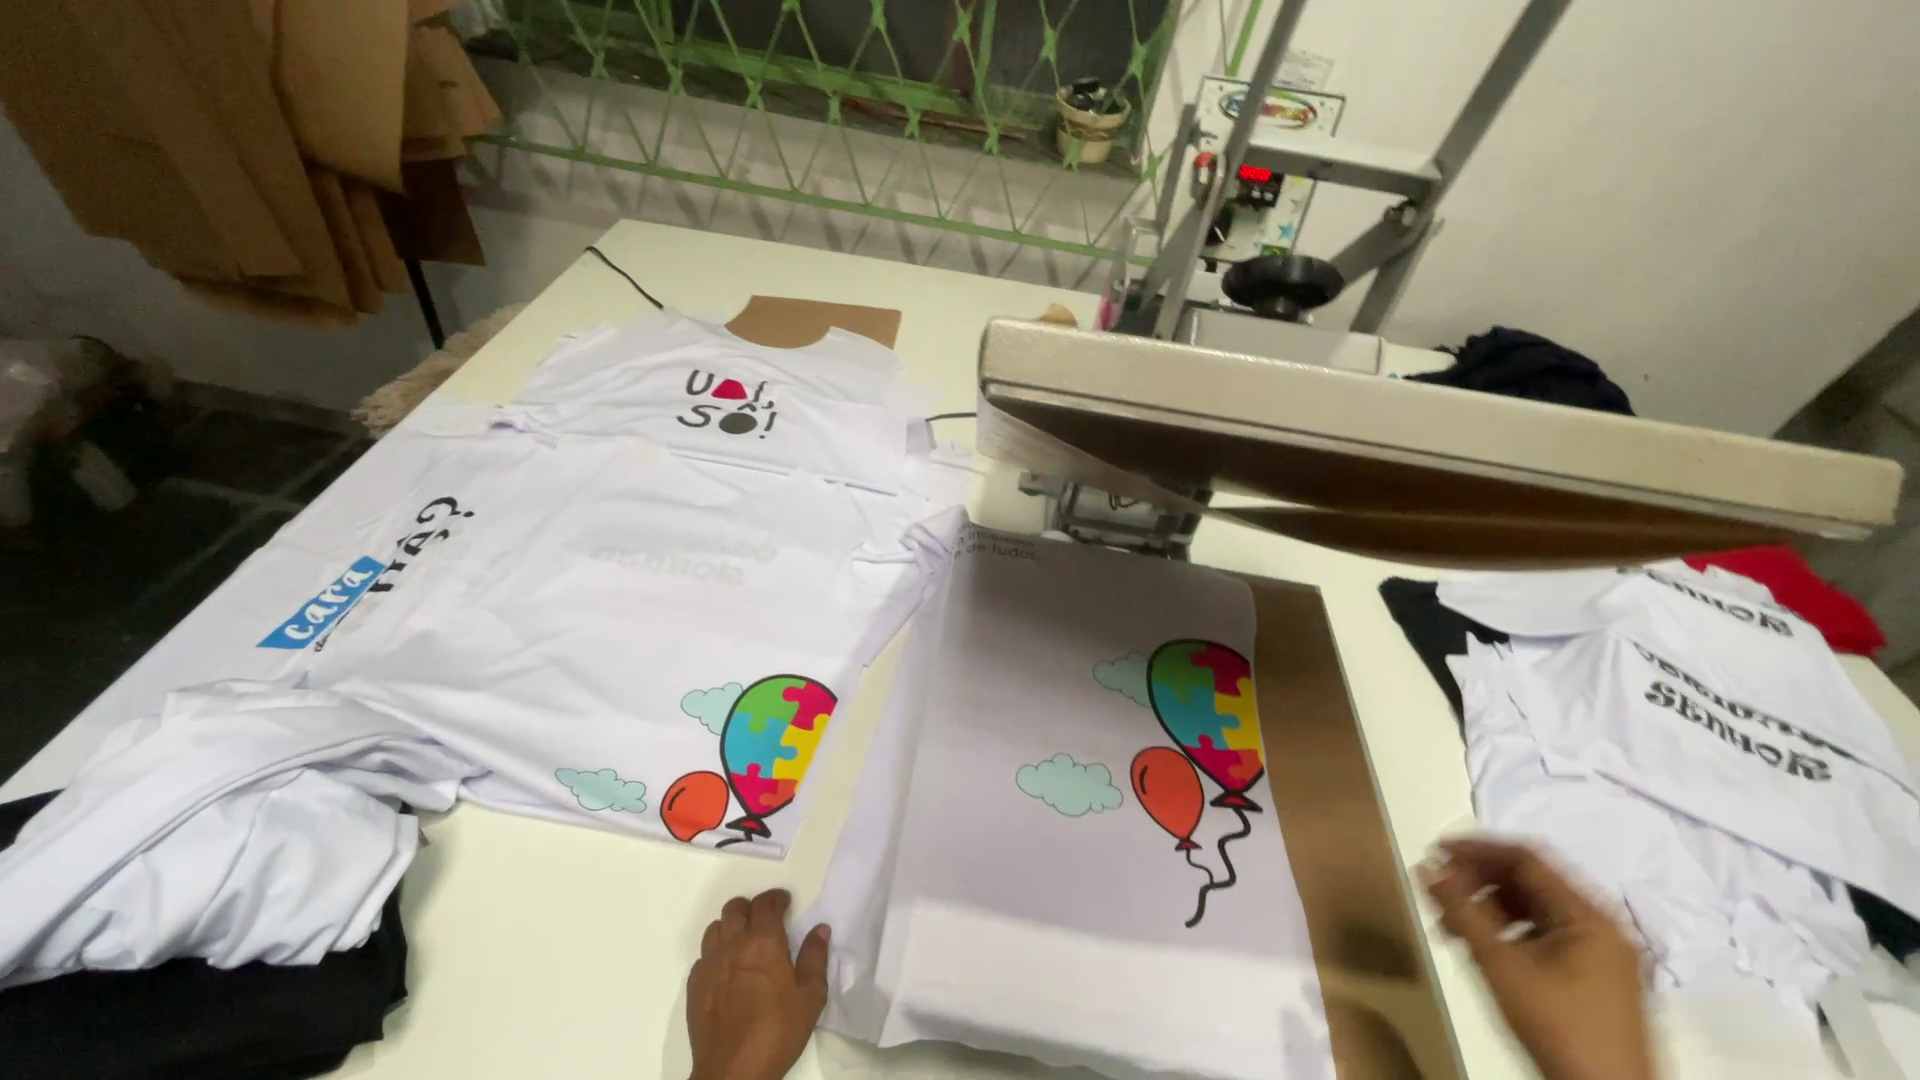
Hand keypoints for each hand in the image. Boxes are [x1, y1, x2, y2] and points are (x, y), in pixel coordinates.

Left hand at [687, 889, 831, 1079]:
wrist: (733, 1071)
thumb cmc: (778, 1030)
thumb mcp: (811, 996)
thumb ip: (815, 957)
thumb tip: (820, 928)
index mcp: (763, 942)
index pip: (766, 904)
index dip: (776, 898)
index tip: (785, 902)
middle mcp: (733, 945)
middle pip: (735, 908)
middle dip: (751, 906)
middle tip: (765, 918)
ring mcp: (709, 964)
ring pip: (715, 928)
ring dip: (730, 926)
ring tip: (743, 940)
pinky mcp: (695, 986)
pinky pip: (703, 955)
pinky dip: (716, 952)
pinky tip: (727, 969)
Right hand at [1420, 838, 1654, 1079]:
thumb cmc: (1557, 1027)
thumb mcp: (1500, 965)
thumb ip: (1461, 911)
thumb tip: (1426, 867)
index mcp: (1589, 916)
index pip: (1526, 858)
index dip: (1477, 849)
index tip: (1435, 850)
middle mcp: (1601, 926)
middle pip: (1530, 882)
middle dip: (1478, 881)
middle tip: (1437, 889)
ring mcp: (1602, 955)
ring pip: (1535, 910)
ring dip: (1488, 908)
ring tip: (1449, 924)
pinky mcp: (1596, 978)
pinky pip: (1545, 935)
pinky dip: (1508, 932)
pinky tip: (1481, 947)